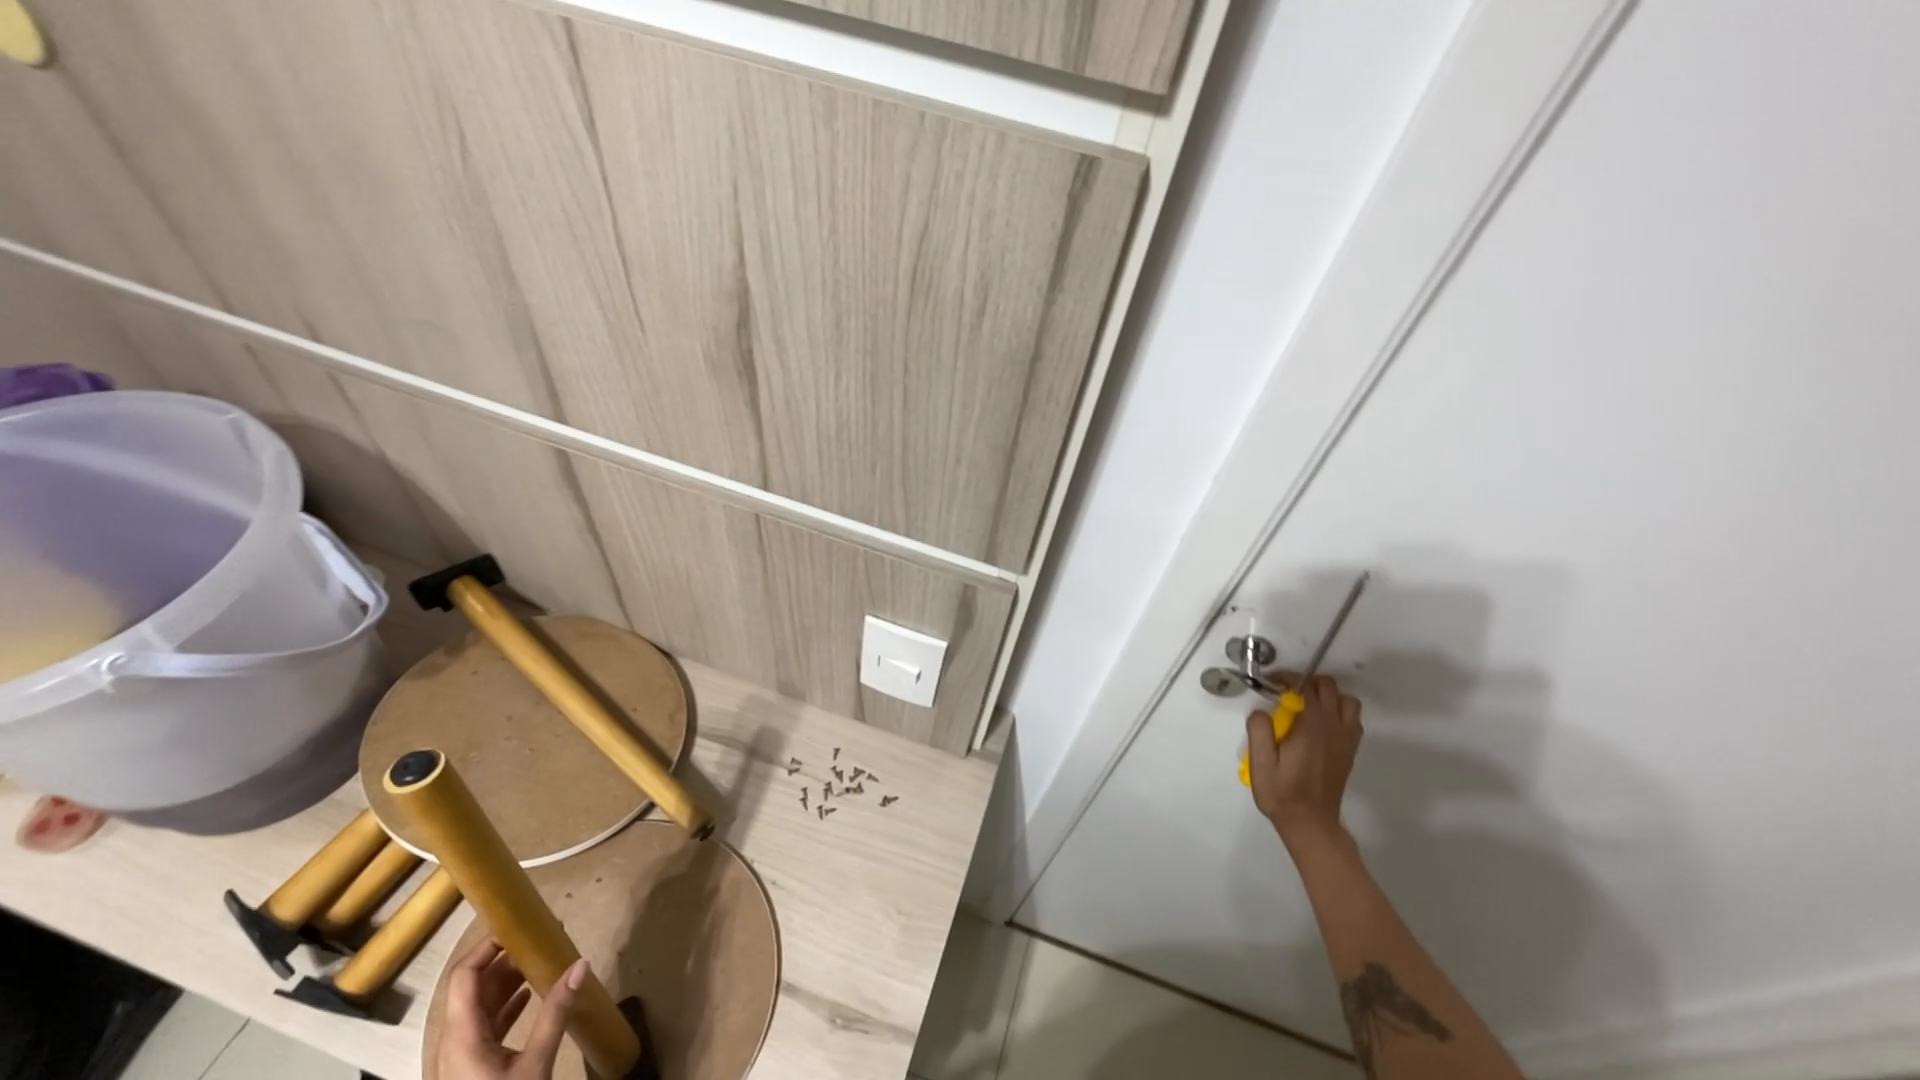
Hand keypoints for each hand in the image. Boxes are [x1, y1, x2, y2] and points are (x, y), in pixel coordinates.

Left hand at [436, 937, 588, 1079]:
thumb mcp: (536, 1063)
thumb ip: (556, 1013)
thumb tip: (581, 964)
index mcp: (460, 1035)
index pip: (464, 975)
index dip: (486, 947)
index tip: (517, 927)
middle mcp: (451, 1041)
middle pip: (470, 988)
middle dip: (503, 961)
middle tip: (537, 941)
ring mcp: (457, 1058)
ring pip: (476, 1008)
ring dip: (505, 983)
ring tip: (538, 963)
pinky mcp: (468, 1069)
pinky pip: (482, 1027)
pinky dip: (505, 1007)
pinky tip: (530, 996)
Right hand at [1245, 673, 1361, 842]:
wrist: (1311, 823)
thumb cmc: (1282, 793)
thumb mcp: (1259, 763)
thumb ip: (1259, 730)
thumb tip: (1262, 711)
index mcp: (1311, 727)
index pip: (1304, 687)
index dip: (1287, 679)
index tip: (1271, 682)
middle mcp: (1333, 727)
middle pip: (1328, 688)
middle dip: (1306, 682)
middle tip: (1286, 693)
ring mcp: (1346, 739)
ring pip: (1346, 701)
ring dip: (1327, 696)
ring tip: (1307, 705)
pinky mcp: (1350, 750)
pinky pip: (1352, 719)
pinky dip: (1339, 712)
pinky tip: (1321, 724)